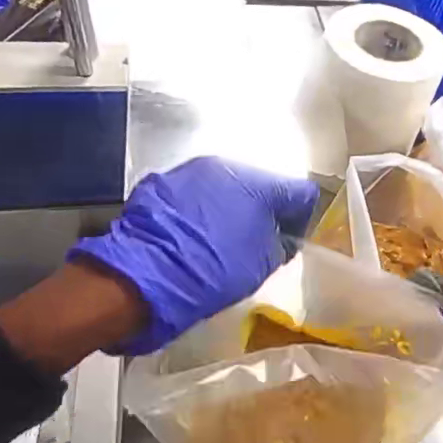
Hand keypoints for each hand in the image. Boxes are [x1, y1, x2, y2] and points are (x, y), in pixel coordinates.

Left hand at [70, 156, 318, 355]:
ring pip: (225, 188)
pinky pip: (195, 195)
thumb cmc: (212, 273)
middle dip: (263, 211)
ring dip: (231, 210)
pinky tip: (194, 237)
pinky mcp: (162, 184)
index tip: (288, 242)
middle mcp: (225, 166)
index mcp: (258, 183)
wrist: (142, 276)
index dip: (300, 218)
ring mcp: (190, 172)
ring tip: (222, 241)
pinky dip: (201, 212)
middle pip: (259, 185)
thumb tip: (281, 236)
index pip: (300, 193)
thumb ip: (279, 243)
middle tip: (257, 242)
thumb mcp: (260, 266)